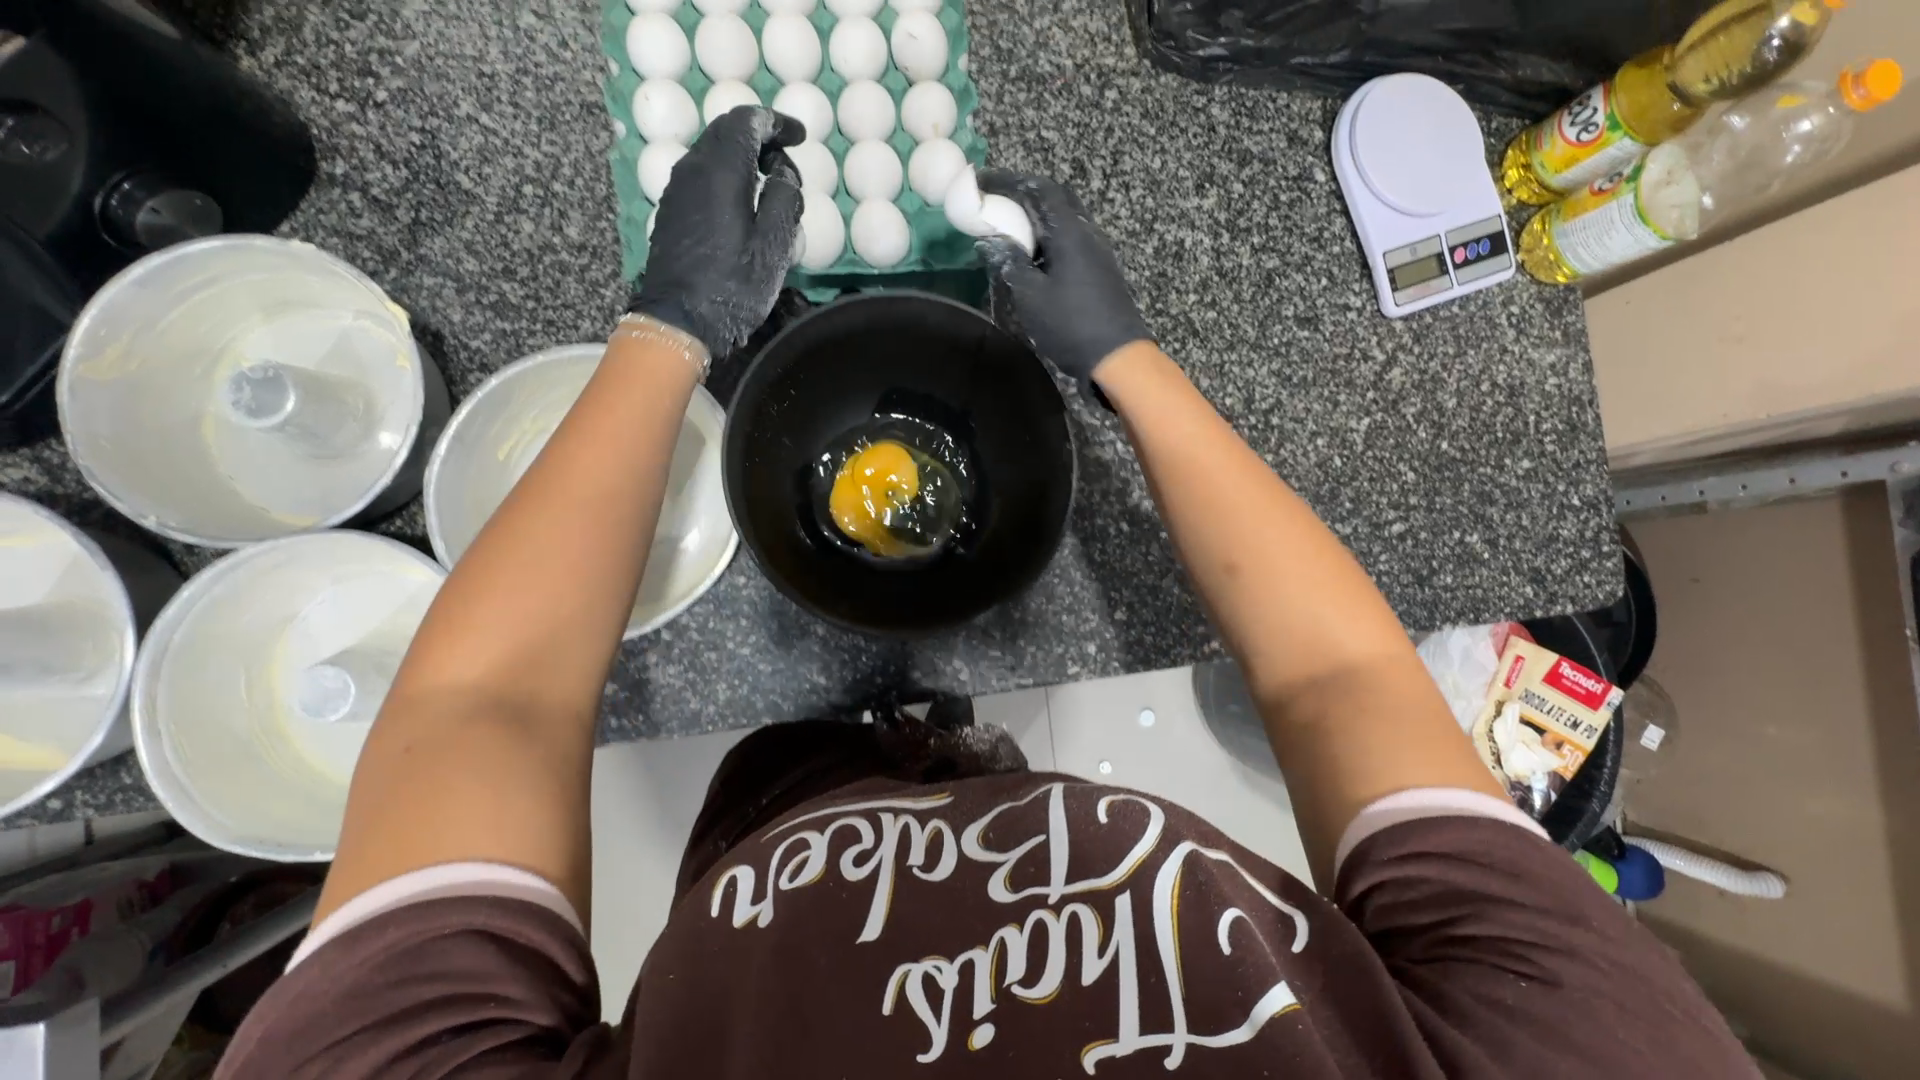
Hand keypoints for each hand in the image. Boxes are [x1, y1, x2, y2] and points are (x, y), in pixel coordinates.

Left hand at [628, 106, 804, 360]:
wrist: (679, 320)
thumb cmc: (732, 285)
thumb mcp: (774, 245)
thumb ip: (785, 199)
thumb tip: (783, 174)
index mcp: (721, 169)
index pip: (748, 121)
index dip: (777, 123)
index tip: (801, 137)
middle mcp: (694, 168)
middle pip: (727, 132)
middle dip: (761, 139)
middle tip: (788, 163)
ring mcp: (678, 189)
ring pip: (713, 154)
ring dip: (744, 160)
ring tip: (770, 187)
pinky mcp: (672, 210)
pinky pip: (703, 176)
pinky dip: (728, 177)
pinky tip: (744, 206)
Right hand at [976, 170, 1152, 388]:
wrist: (1117, 357)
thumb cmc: (1070, 324)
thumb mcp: (1030, 295)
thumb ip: (1010, 262)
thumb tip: (990, 240)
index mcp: (1069, 231)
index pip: (1041, 188)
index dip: (1010, 181)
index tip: (983, 183)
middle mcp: (1087, 233)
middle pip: (1056, 200)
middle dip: (1025, 197)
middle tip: (996, 204)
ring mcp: (1098, 253)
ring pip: (1064, 222)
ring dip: (1037, 220)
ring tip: (1010, 231)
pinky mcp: (1101, 272)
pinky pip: (1071, 242)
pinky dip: (1049, 240)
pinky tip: (1034, 257)